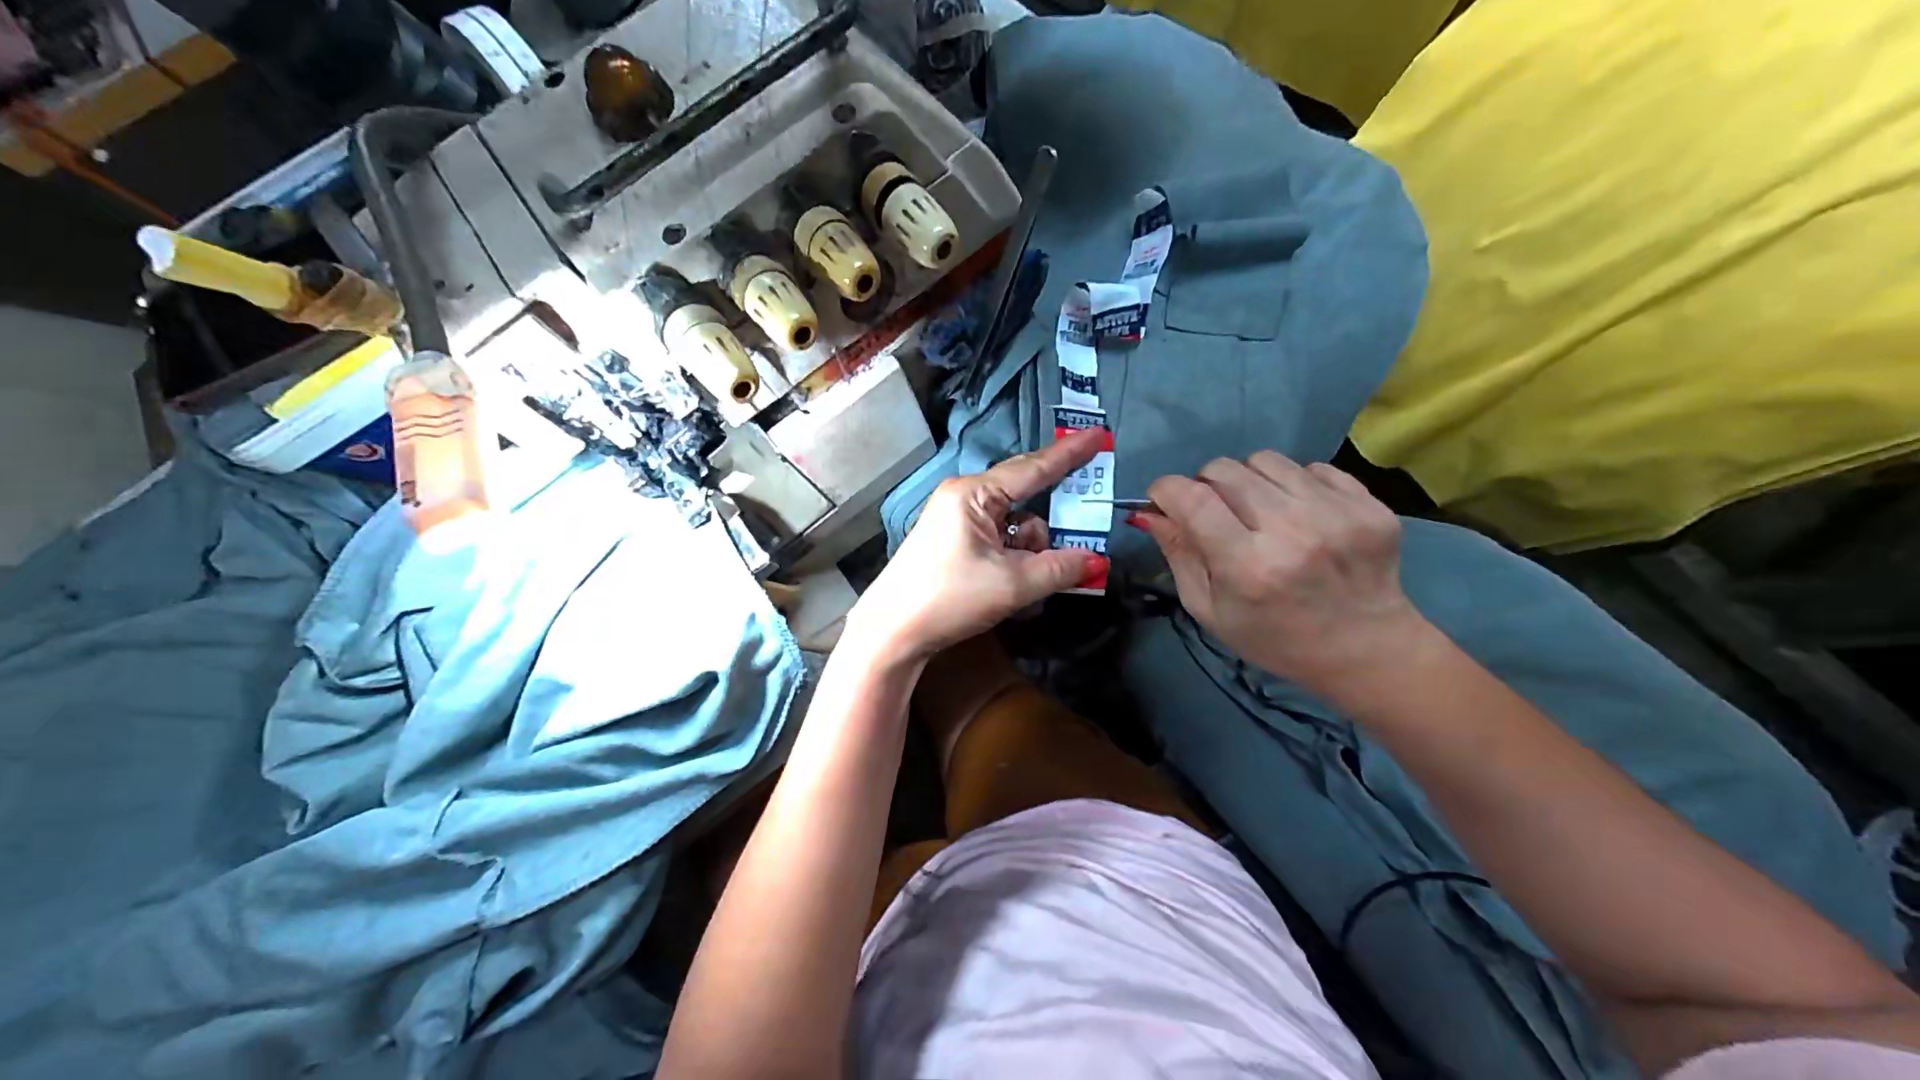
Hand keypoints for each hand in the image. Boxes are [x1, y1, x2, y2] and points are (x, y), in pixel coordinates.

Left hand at [845, 429, 1107, 662]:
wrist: (893, 633)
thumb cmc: (949, 598)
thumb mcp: (1012, 585)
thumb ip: (1060, 568)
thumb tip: (1097, 561)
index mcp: (974, 494)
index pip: (1033, 468)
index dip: (1070, 453)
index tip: (1099, 434)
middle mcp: (965, 498)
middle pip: (1025, 497)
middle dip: (1052, 519)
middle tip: (1084, 526)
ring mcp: (957, 520)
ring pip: (1016, 526)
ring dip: (1031, 552)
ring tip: (1030, 587)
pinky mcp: (954, 543)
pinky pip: (1000, 541)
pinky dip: (1015, 561)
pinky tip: (1016, 589)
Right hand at [1132, 452, 1426, 694]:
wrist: (1366, 650)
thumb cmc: (1275, 639)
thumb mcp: (1209, 610)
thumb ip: (1179, 555)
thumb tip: (1149, 512)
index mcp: (1248, 567)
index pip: (1192, 498)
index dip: (1167, 490)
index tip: (1163, 499)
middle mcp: (1292, 531)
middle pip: (1225, 470)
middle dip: (1205, 484)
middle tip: (1213, 510)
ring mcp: (1336, 513)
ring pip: (1265, 460)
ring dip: (1248, 480)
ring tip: (1258, 511)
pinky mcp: (1367, 504)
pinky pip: (1310, 467)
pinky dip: (1293, 485)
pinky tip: (1300, 516)